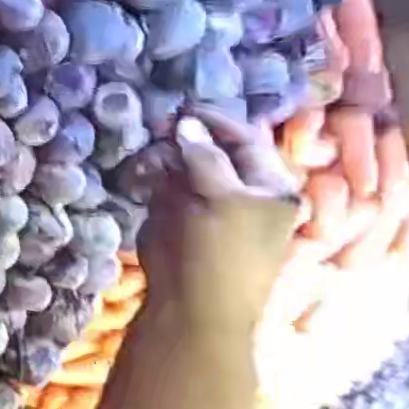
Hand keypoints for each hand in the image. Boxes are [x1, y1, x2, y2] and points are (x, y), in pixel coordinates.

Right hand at [137, 108, 300, 333]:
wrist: (193, 301)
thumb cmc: (224, 252)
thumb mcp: (225, 199)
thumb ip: (205, 157)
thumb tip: (186, 122)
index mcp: (268, 185)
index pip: (245, 140)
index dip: (217, 121)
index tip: (185, 106)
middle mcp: (237, 187)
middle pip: (211, 147)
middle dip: (185, 134)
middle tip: (158, 123)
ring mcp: (203, 197)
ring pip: (182, 159)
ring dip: (164, 151)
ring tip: (148, 150)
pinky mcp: (172, 208)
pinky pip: (161, 177)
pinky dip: (150, 169)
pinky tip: (141, 169)